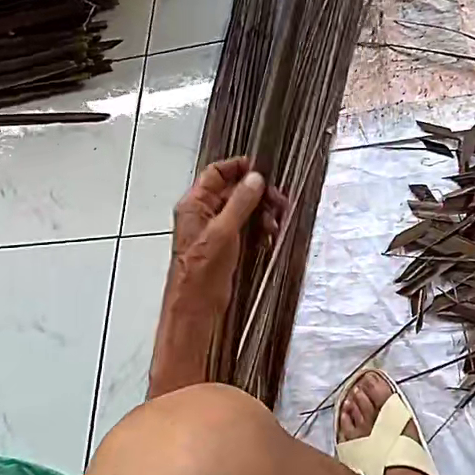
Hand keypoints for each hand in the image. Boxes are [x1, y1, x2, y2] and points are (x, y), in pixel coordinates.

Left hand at [152, 157, 290, 396]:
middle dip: (258, 194)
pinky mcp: (226, 246)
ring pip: (243, 210)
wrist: (197, 307)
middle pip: (234, 191)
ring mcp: (215, 230)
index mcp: (194, 204)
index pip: (216, 173)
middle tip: (279, 202)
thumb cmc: (201, 271)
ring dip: (262, 213)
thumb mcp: (223, 231)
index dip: (238, 168)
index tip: (262, 171)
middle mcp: (203, 213)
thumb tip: (255, 179)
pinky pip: (246, 229)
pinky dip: (260, 229)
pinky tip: (270, 237)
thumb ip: (240, 203)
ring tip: (276, 224)